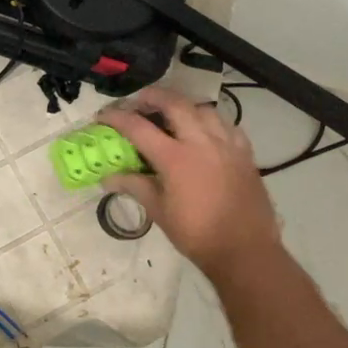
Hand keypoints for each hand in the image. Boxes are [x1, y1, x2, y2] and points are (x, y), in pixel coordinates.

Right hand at [96, 87, 283, 284]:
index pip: (139, 127)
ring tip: (172, 114)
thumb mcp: (158, 210)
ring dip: (184, 106)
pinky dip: (211, 122)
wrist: (244, 251)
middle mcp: (202, 143)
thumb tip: (108, 177)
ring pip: (205, 110)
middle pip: (175, 104)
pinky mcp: (245, 155)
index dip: (117, 118)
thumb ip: (134, 186)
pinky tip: (204, 133)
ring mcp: (228, 146)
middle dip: (153, 97)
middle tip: (138, 101)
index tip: (102, 116)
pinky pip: (228, 126)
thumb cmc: (196, 233)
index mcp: (176, 158)